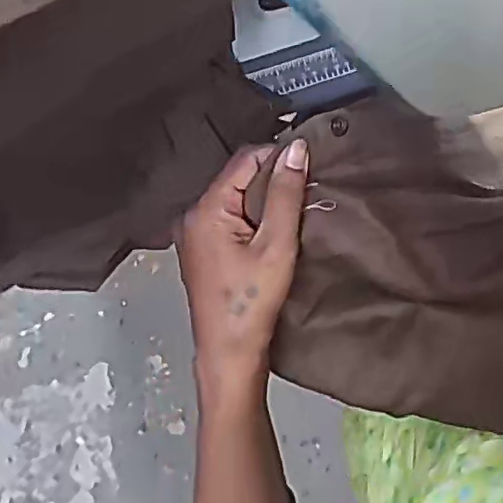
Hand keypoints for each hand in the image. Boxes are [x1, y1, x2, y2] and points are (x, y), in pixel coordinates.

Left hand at [176, 140, 309, 405]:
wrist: (230, 352)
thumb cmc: (250, 304)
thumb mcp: (277, 244)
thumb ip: (286, 194)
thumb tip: (296, 150)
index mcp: (205, 210)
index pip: (245, 160)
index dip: (279, 157)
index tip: (309, 165)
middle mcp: (194, 216)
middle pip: (240, 177)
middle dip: (274, 179)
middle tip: (307, 191)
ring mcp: (197, 233)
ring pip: (238, 197)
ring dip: (267, 200)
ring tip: (296, 212)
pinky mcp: (206, 249)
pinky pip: (233, 217)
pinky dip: (257, 217)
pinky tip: (277, 231)